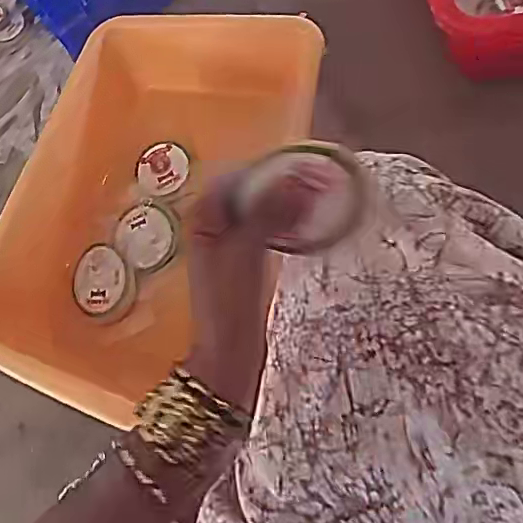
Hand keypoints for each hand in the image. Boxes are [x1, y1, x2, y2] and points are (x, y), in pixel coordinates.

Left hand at [182, 166, 318, 407]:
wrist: (230, 356)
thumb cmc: (228, 302)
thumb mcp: (246, 252)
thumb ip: (268, 212)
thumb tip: (299, 179)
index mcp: (204, 217)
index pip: (236, 176)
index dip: (267, 169)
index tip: (302, 166)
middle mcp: (214, 225)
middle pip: (249, 191)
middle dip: (281, 183)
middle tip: (318, 181)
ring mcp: (231, 244)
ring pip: (261, 210)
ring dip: (286, 202)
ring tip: (318, 197)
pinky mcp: (248, 261)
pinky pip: (268, 230)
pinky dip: (286, 222)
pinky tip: (307, 223)